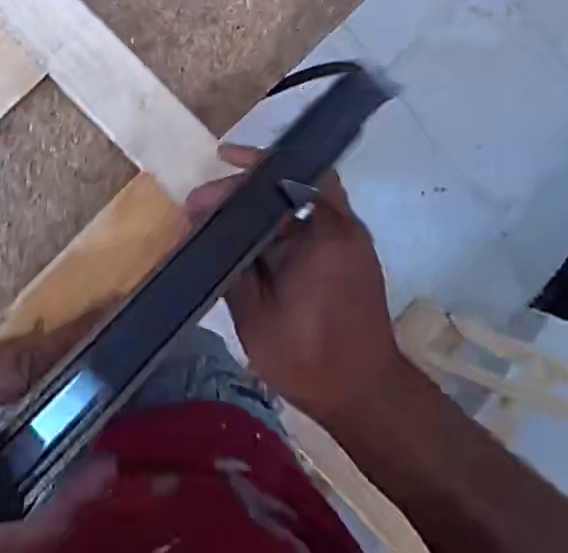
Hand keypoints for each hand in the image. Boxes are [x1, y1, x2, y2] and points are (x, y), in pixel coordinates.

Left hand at [0, 321, 114, 552]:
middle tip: (125, 348)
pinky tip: (62, 386)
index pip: (26, 358)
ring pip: (17, 353)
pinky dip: (38, 370)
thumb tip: (109, 466)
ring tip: (104, 362)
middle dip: (75, 346)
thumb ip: (49, 510)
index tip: (119, 321)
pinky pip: (4, 366)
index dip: (75, 340)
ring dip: (58, 357)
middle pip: (27, 348)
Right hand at [186, 143, 403, 422]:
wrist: (366, 396)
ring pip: (304, 194)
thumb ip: (230, 264)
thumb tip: (201, 228)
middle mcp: (343, 225)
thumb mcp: (255, 316)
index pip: (284, 177)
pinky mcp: (349, 254)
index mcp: (325, 233)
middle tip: (211, 196)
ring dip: (265, 195)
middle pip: (296, 176)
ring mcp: (350, 238)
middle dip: (250, 179)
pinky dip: (282, 215)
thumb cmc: (308, 359)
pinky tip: (251, 232)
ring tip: (224, 205)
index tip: (213, 174)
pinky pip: (313, 217)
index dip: (245, 172)